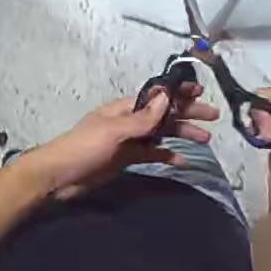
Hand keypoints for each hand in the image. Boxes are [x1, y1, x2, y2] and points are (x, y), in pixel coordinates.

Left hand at [17, 85, 219, 197]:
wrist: (58, 177)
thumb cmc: (83, 148)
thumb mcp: (113, 131)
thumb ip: (141, 118)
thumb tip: (165, 96)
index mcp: (125, 108)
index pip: (157, 96)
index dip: (178, 93)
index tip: (200, 93)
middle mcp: (129, 120)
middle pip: (163, 114)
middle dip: (187, 113)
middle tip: (213, 117)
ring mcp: (128, 140)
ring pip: (161, 133)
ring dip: (181, 133)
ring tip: (205, 139)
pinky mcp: (126, 159)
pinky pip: (152, 154)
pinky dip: (167, 155)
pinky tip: (183, 160)